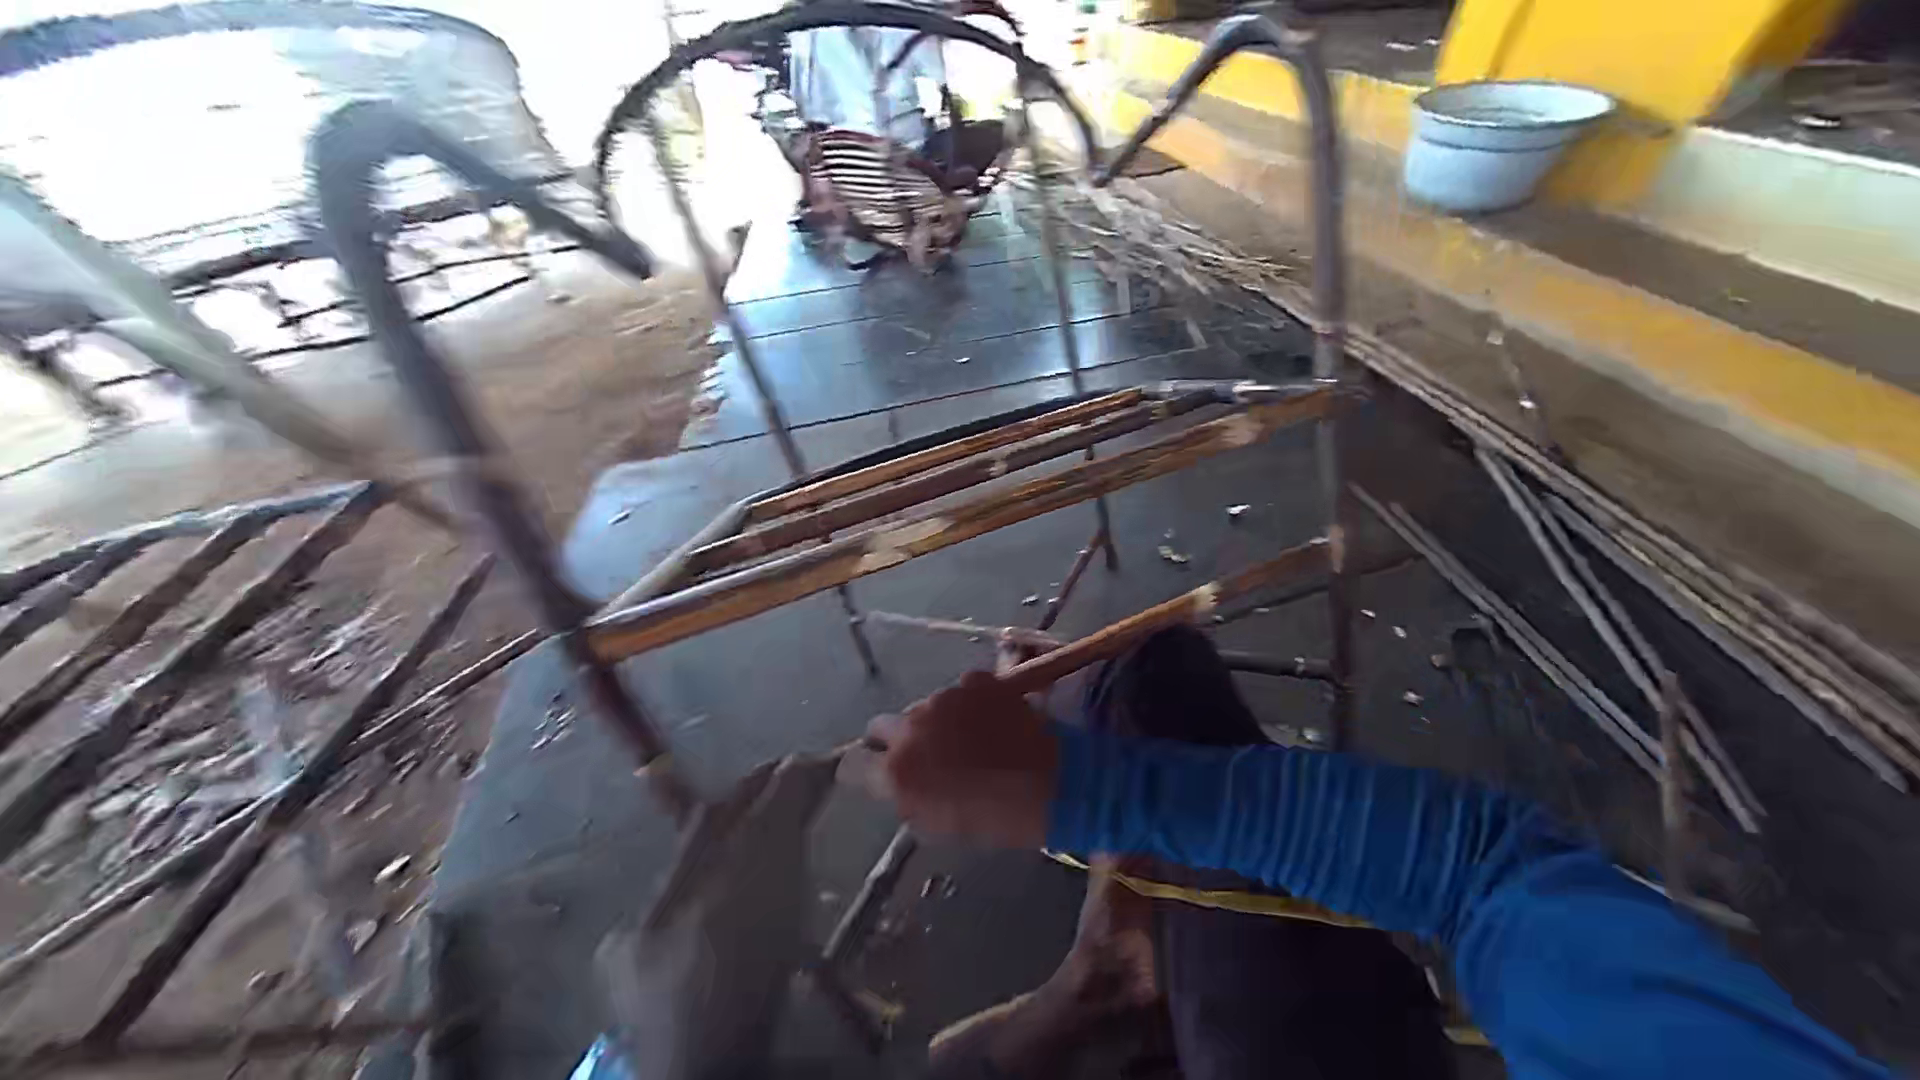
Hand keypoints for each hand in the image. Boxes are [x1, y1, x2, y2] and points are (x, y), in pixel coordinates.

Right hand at [850, 671, 1057, 848]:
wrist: (1055, 783)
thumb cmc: (997, 817)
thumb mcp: (939, 823)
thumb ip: (907, 797)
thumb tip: (896, 783)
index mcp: (898, 771)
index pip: (852, 764)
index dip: (862, 768)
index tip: (875, 772)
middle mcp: (911, 727)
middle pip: (881, 726)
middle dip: (894, 739)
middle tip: (924, 754)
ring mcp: (944, 698)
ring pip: (923, 707)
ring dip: (934, 721)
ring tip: (966, 738)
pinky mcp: (974, 681)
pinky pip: (958, 691)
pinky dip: (966, 703)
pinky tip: (989, 719)